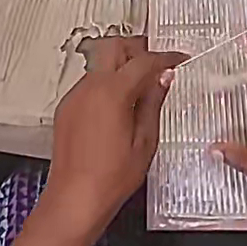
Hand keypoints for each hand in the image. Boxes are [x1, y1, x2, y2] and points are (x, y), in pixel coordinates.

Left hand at [37, 37, 187, 238]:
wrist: (75, 198)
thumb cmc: (111, 177)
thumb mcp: (145, 141)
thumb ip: (153, 103)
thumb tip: (163, 79)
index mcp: (112, 93)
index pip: (143, 61)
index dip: (166, 57)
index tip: (180, 59)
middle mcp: (89, 88)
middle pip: (114, 47)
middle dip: (137, 49)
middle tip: (157, 64)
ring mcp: (74, 97)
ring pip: (99, 65)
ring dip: (120, 67)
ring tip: (141, 88)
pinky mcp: (66, 109)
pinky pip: (89, 85)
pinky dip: (106, 85)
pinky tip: (119, 106)